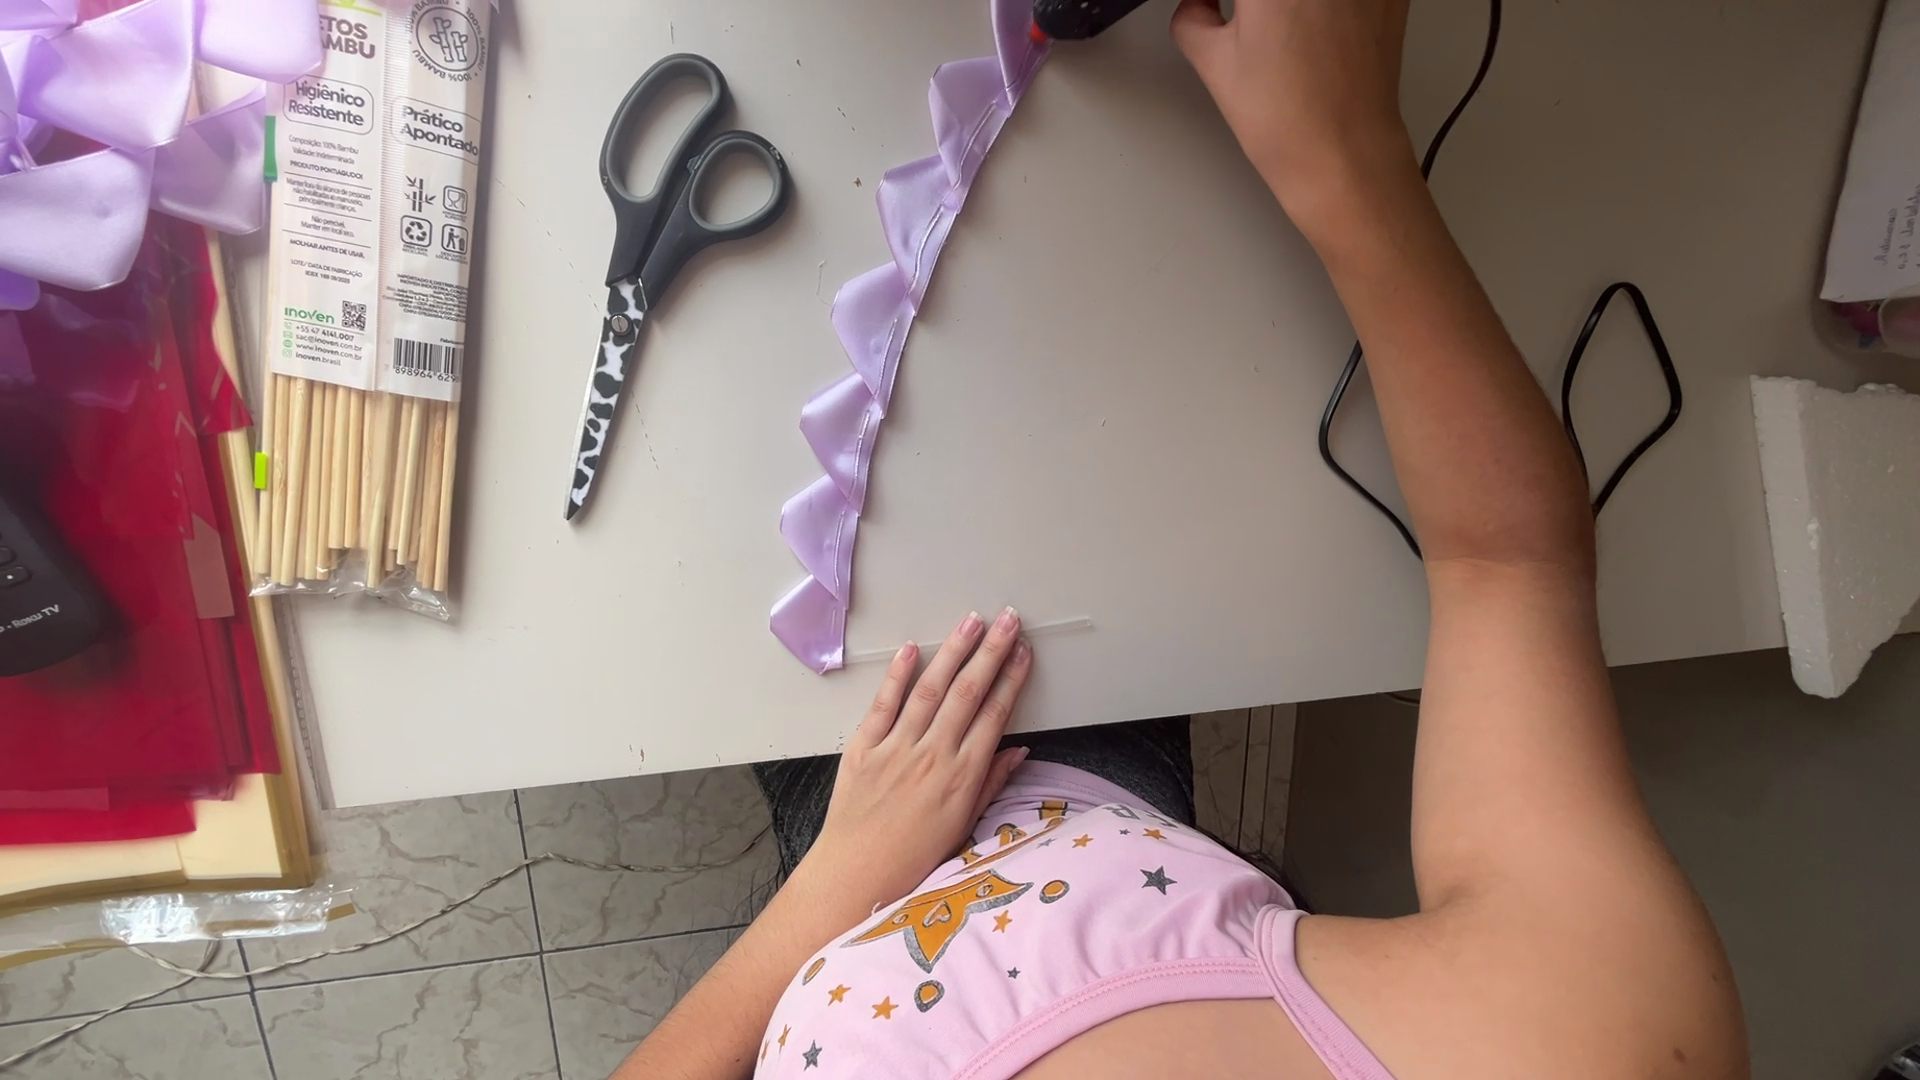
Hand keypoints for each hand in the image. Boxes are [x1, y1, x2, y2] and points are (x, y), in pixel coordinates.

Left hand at [803, 608, 1033, 909]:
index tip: (1023, 650)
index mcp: (962, 776)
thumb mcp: (965, 826)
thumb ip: (992, 782)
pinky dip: (898, 674)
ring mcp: (897, 748)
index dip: (1012, 678)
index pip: (994, 714)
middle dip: (991, 651)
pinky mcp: (864, 746)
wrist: (855, 876)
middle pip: (968, 692)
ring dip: (954, 651)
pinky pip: (884, 703)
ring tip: (971, 621)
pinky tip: (913, 648)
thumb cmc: (914, 858)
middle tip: (1007, 618)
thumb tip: (1019, 750)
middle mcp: (933, 755)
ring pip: (931, 688)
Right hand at [1171, 0, 1416, 225]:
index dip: (1219, 3)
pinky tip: (1315, 28)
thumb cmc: (1284, 115)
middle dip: (1257, 8)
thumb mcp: (1215, 66)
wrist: (1341, 150)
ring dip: (1287, 11)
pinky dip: (1325, 10)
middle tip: (1244, 24)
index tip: (1212, 11)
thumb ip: (1193, 19)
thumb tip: (1195, 2)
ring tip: (1278, 31)